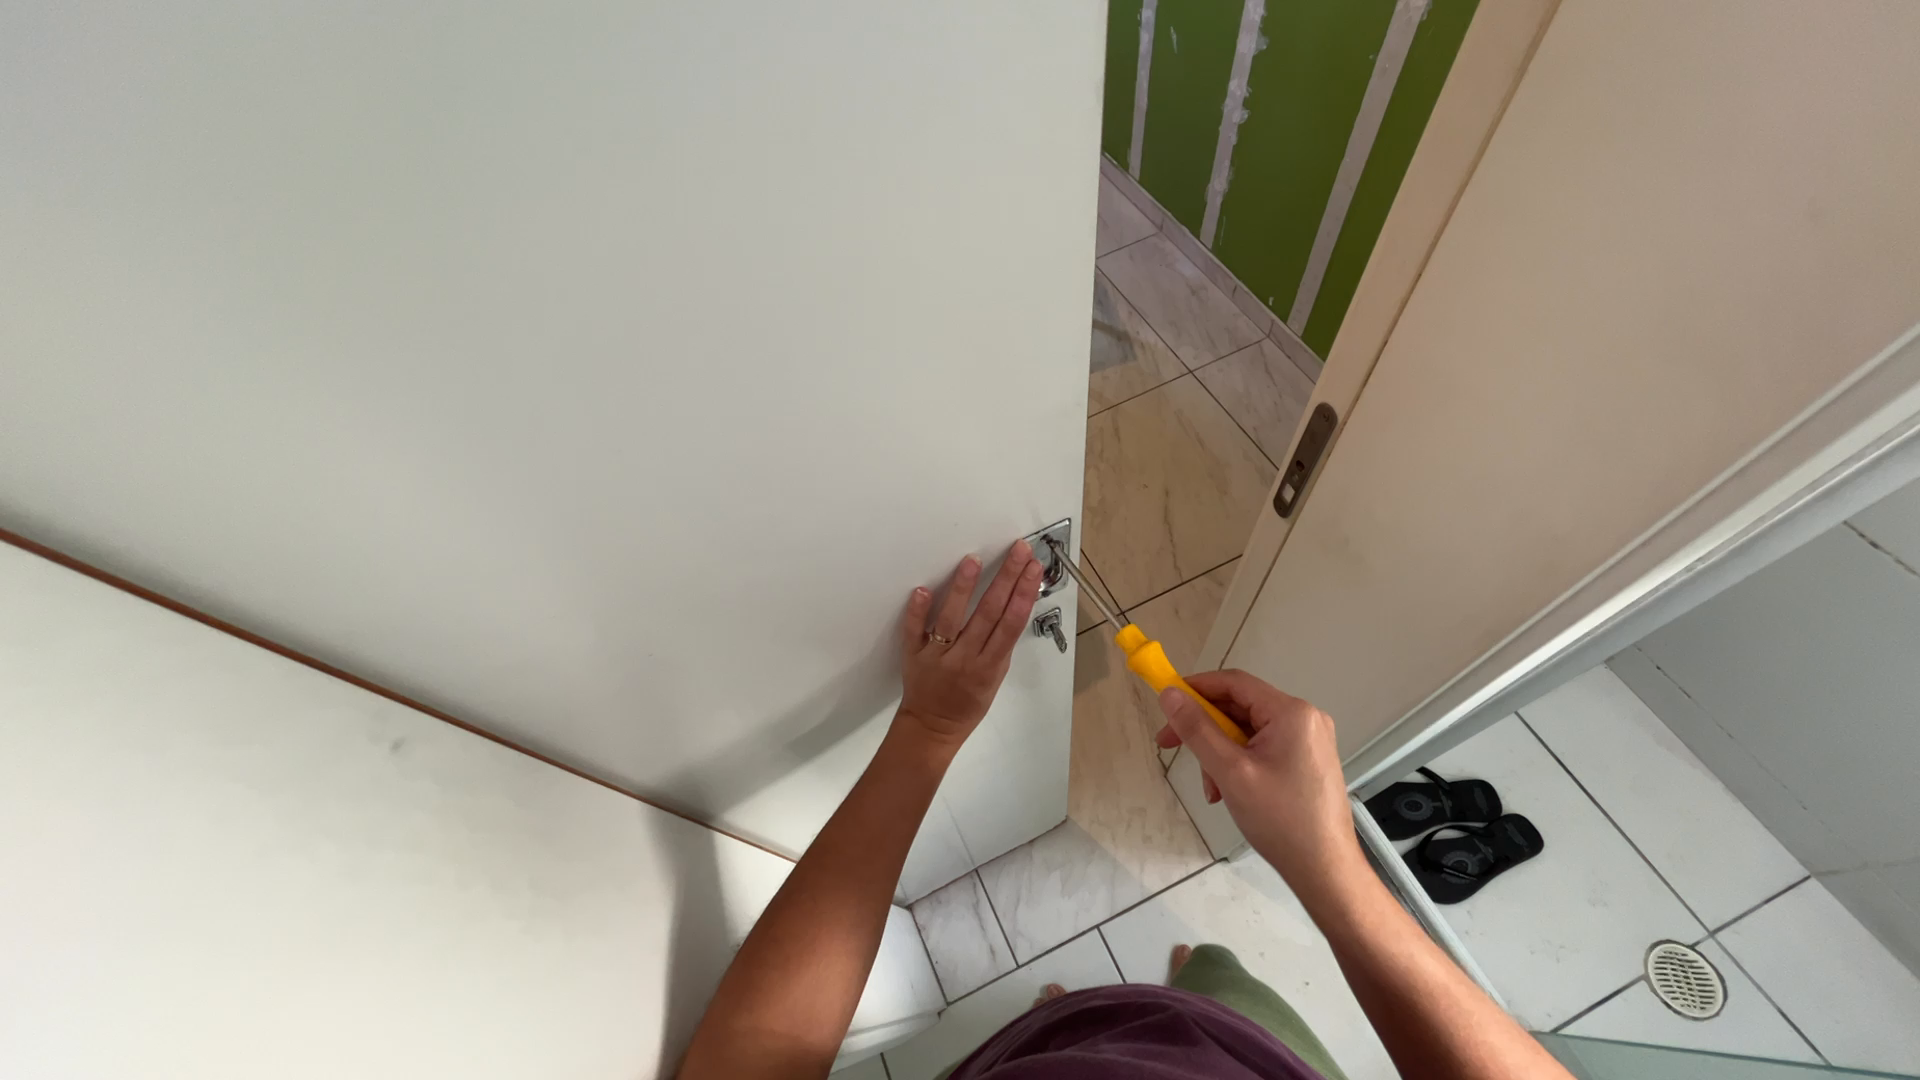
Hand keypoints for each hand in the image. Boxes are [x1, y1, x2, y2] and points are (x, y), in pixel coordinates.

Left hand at [896, 540, 1044, 748]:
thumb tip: (1012, 608)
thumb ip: (1000, 647)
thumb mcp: (995, 679)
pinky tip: (922, 590)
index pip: (1011, 623)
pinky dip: (917, 611)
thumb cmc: (967, 705)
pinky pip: (913, 630)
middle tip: (1018, 551)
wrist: (931, 728)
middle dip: (1006, 579)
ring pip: (951, 618)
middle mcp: (965, 657)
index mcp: (990, 666)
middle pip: (988, 613)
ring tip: (972, 560)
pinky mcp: (913, 654)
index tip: (1033, 568)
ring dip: (963, 588)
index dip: (1024, 593)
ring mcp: (937, 655)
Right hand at [1154, 671, 1362, 893]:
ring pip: (1247, 731)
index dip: (1196, 688)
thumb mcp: (1230, 771)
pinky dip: (1238, 762)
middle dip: (1204, 728)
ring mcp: (1308, 740)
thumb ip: (1197, 728)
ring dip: (1219, 752)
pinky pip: (1261, 748)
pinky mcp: (1307, 760)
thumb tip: (1169, 694)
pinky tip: (1228, 791)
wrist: (1326, 872)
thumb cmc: (1280, 819)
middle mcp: (1304, 718)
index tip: (1166, 704)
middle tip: (1170, 745)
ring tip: (1211, 788)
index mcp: (1291, 713)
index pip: (1234, 683)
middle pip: (1239, 707)